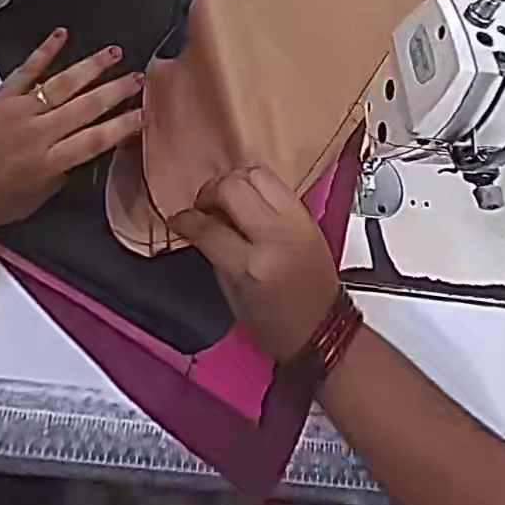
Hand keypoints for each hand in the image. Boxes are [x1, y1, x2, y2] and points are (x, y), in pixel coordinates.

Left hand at [0, 29, 143, 279]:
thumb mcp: (31, 201)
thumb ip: (60, 178)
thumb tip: (82, 156)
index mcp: (49, 164)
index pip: (97, 140)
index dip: (124, 125)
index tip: (145, 113)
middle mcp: (38, 135)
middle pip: (88, 107)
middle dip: (118, 90)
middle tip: (140, 78)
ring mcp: (18, 112)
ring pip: (64, 83)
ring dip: (92, 66)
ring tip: (114, 52)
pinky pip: (26, 70)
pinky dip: (45, 50)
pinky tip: (62, 35)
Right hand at [168, 166, 341, 360]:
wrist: (326, 330)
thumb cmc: (278, 324)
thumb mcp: (234, 296)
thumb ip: (214, 253)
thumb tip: (198, 224)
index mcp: (254, 266)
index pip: (209, 227)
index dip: (185, 220)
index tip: (178, 220)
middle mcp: (276, 236)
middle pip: (232, 187)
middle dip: (209, 192)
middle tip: (203, 208)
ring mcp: (296, 220)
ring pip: (256, 173)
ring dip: (233, 182)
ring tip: (225, 200)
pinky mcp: (308, 214)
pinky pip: (275, 182)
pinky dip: (255, 185)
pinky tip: (248, 201)